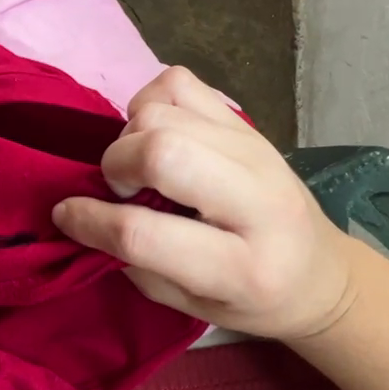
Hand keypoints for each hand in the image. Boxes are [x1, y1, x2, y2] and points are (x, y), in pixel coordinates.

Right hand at [54, 67, 358, 341]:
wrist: (320, 272)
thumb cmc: (250, 300)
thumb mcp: (191, 307)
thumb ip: (135, 262)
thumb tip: (81, 213)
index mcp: (243, 267)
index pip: (144, 232)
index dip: (91, 221)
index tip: (67, 215)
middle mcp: (257, 200)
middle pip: (162, 152)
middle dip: (118, 166)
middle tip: (121, 189)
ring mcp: (256, 149)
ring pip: (163, 111)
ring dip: (131, 136)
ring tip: (142, 167)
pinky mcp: (248, 122)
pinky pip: (178, 82)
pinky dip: (150, 103)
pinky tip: (158, 133)